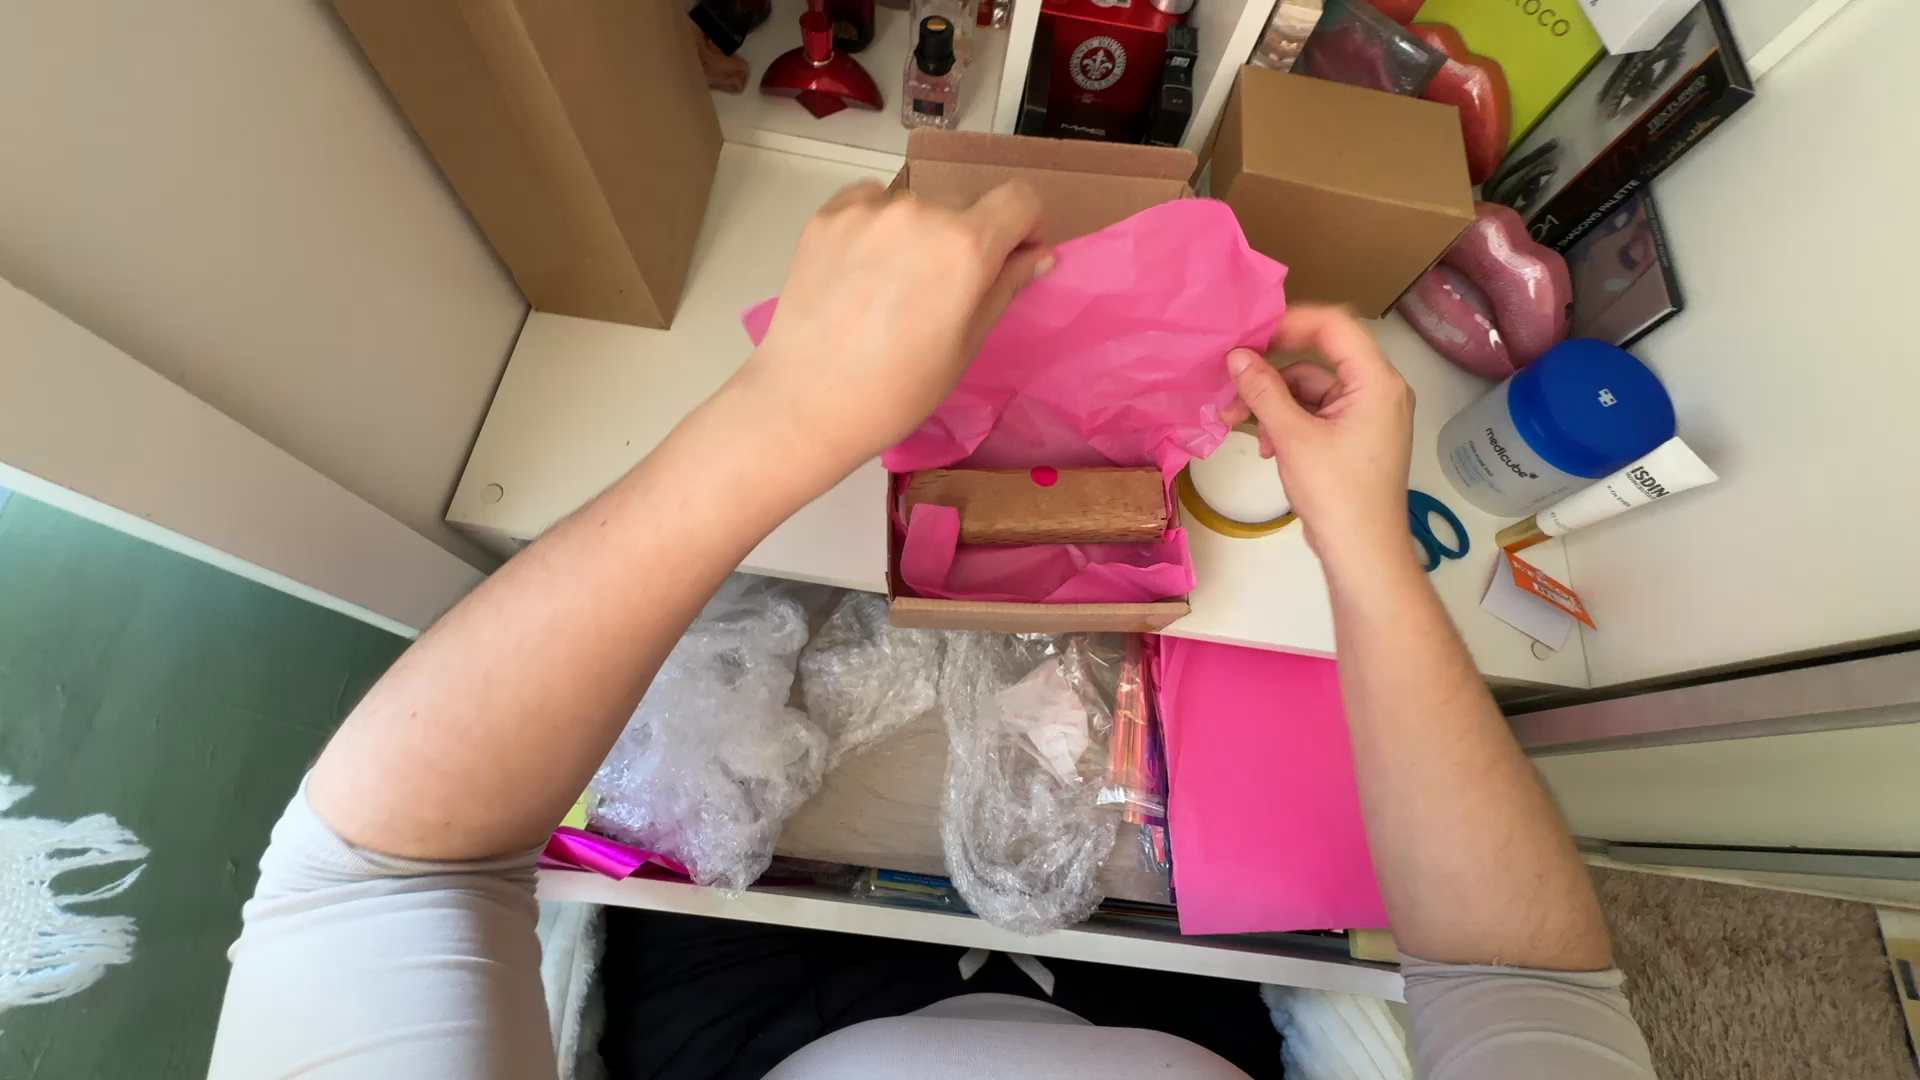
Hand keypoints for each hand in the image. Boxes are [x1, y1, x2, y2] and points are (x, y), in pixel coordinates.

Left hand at [735, 180, 1050, 473]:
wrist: (808, 403)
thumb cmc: (897, 392)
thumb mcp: (965, 347)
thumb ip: (1004, 288)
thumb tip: (1039, 256)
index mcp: (965, 247)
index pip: (1020, 200)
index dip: (1025, 228)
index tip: (1010, 259)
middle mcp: (919, 212)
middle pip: (963, 209)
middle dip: (965, 243)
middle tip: (937, 299)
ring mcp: (867, 210)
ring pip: (915, 210)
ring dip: (918, 238)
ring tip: (889, 294)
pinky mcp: (827, 216)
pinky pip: (870, 208)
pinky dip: (877, 232)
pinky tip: (860, 279)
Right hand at [1224, 305, 1414, 569]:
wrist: (1361, 550)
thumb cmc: (1335, 492)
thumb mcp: (1292, 437)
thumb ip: (1263, 391)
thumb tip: (1237, 356)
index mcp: (1375, 382)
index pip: (1334, 328)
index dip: (1290, 323)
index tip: (1249, 337)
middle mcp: (1376, 391)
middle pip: (1315, 363)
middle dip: (1270, 376)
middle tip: (1231, 390)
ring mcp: (1364, 416)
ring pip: (1309, 392)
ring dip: (1272, 405)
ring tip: (1240, 427)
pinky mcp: (1352, 438)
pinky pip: (1314, 415)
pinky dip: (1286, 424)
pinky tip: (1267, 448)